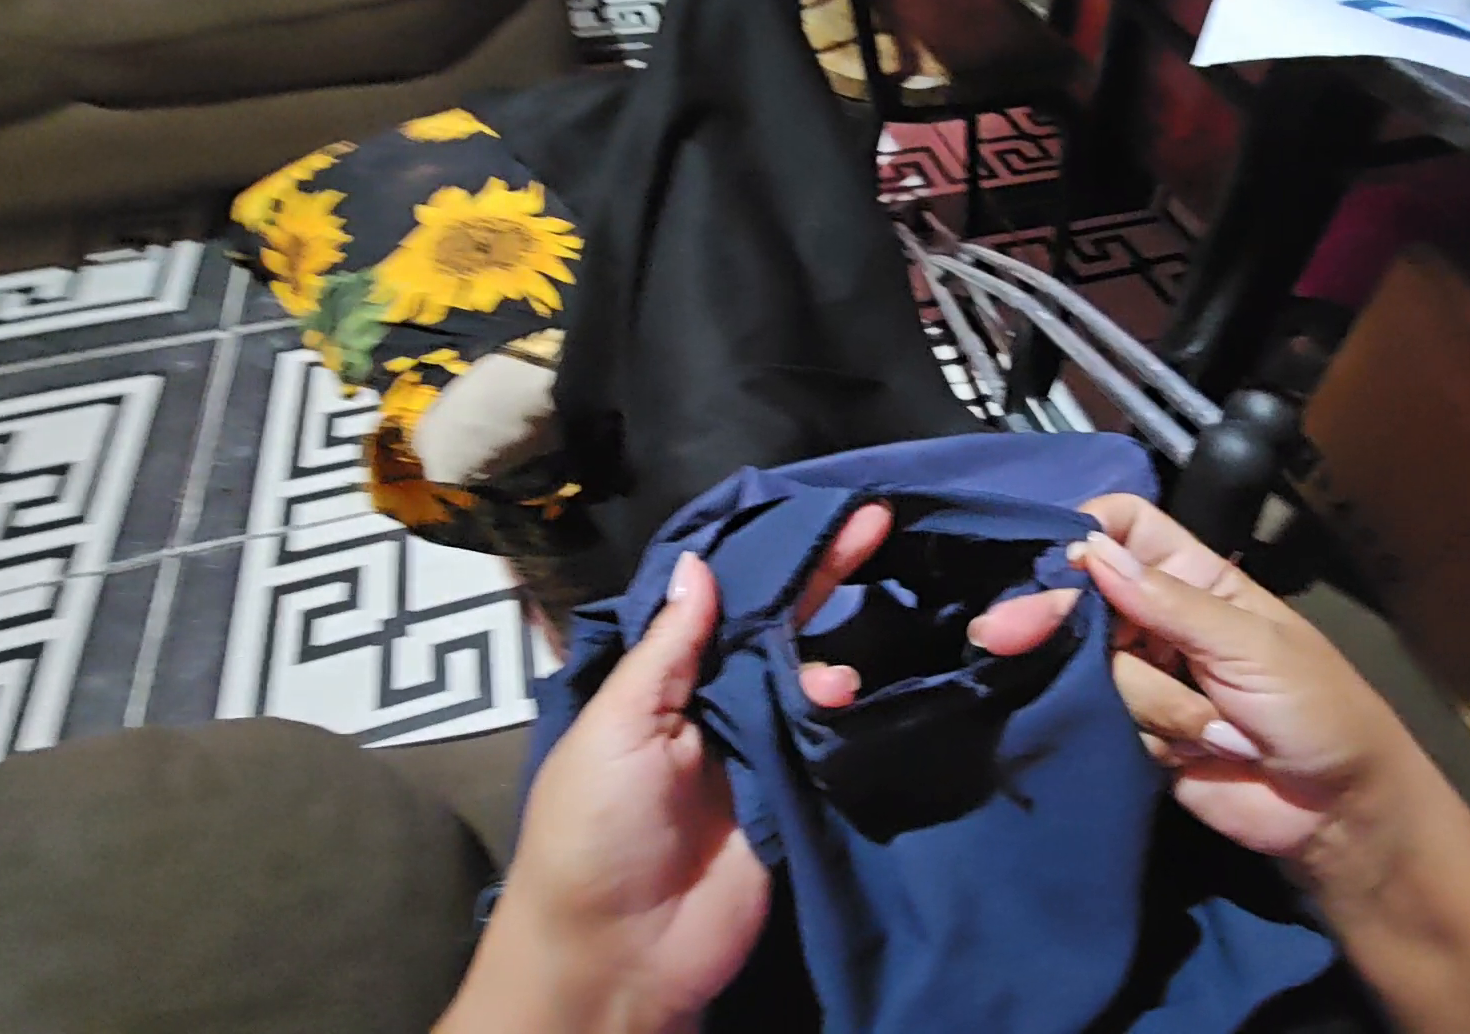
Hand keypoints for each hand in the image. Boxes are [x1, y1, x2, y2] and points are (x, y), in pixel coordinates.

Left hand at [440, 506, 891, 1033]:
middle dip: (825, 573)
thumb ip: (666, 650)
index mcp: (673, 678)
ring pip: (812, 675)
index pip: (731, 600)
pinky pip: (829, 735)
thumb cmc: (595, 828)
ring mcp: (765, 741)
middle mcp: (724, 697)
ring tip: (837, 675)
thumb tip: (698, 564)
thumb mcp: (616, 728)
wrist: (619, 958)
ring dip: (831, 658)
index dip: (772, 554)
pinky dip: (843, 711)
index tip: (817, 510)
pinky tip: (848, 698)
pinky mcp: (798, 785)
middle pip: (782, 624)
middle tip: (875, 521)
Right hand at [966, 495, 1429, 862]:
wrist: (1337, 816)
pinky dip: (1150, 738)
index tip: (1060, 563)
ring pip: (1095, 667)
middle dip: (1063, 621)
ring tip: (1218, 730)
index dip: (1087, 534)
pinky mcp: (1131, 725)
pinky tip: (1195, 755)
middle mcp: (1155, 617)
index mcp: (1191, 576)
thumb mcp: (1251, 646)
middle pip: (1084, 596)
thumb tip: (1091, 549)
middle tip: (1013, 636)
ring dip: (1153, 704)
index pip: (1125, 527)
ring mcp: (1141, 672)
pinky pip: (1104, 717)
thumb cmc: (1317, 710)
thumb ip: (1168, 601)